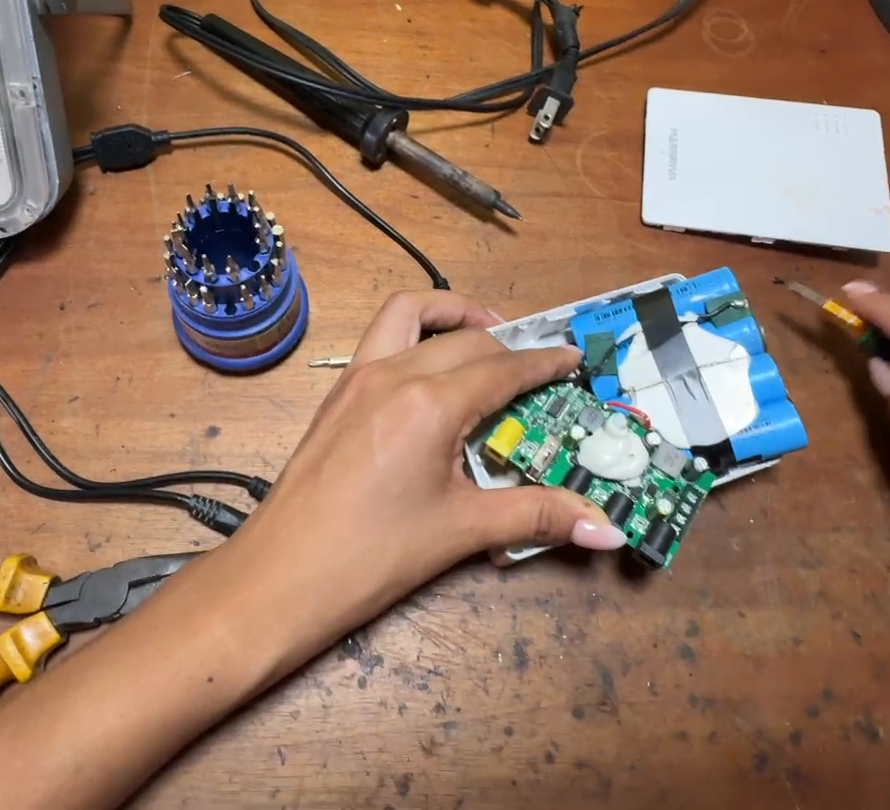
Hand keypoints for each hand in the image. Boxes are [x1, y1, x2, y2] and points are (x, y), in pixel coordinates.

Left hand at [216, 290, 626, 658]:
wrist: (281, 577)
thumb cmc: (374, 556)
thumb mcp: (462, 531)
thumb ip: (537, 516)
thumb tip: (608, 532)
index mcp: (430, 404)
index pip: (502, 369)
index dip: (543, 362)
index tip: (571, 358)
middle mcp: (393, 374)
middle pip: (465, 339)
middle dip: (508, 346)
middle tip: (536, 369)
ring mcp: (357, 377)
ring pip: (409, 313)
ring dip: (450, 313)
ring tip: (483, 336)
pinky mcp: (336, 391)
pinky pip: (381, 337)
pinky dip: (414, 333)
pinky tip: (429, 371)